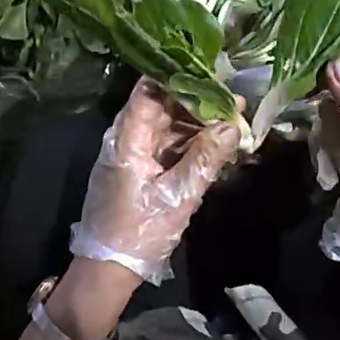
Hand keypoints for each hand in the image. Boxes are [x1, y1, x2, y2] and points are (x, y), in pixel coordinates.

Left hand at [70, 79, 242, 283]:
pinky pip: (166, 143)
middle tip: (231, 91)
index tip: (209, 68)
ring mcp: (132, 152)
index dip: (176, 76)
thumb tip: (233, 125)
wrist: (107, 271)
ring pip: (166, 123)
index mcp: (127, 138)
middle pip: (160, 104)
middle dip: (195, 97)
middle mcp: (126, 138)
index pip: (148, 91)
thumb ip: (205, 158)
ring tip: (232, 112)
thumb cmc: (138, 233)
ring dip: (196, 120)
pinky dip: (188, 139)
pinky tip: (216, 137)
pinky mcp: (139, 167)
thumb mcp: (178, 197)